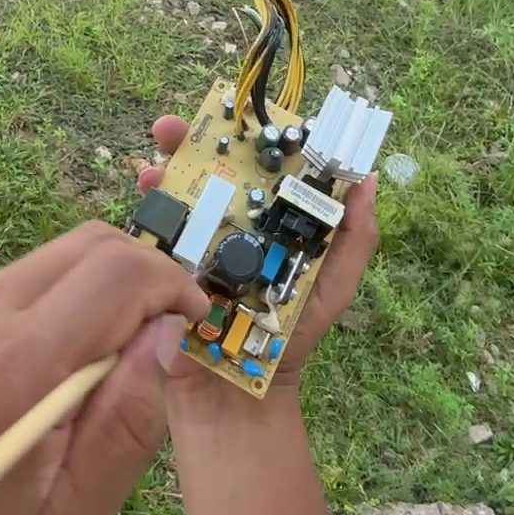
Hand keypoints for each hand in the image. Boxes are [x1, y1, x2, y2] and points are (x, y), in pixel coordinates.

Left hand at [0, 222, 207, 514]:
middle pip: (93, 242)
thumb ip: (125, 425)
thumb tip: (166, 336)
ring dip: (105, 286)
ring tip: (114, 357)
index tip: (192, 324)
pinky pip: (23, 278)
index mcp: (15, 367)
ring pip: (60, 253)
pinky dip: (65, 297)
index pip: (120, 270)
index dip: (173, 285)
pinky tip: (62, 361)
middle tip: (164, 334)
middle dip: (146, 274)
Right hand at [135, 115, 378, 398]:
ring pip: (179, 192)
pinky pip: (154, 229)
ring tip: (157, 160)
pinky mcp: (164, 266)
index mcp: (269, 222)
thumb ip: (352, 242)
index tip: (239, 116)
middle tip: (174, 128)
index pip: (261, 168)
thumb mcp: (331, 291)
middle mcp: (230, 223)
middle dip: (192, 142)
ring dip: (164, 168)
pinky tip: (145, 192)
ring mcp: (194, 243)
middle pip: (211, 171)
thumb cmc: (288, 342)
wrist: (235, 398)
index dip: (252, 137)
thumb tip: (368, 180)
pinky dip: (149, 206)